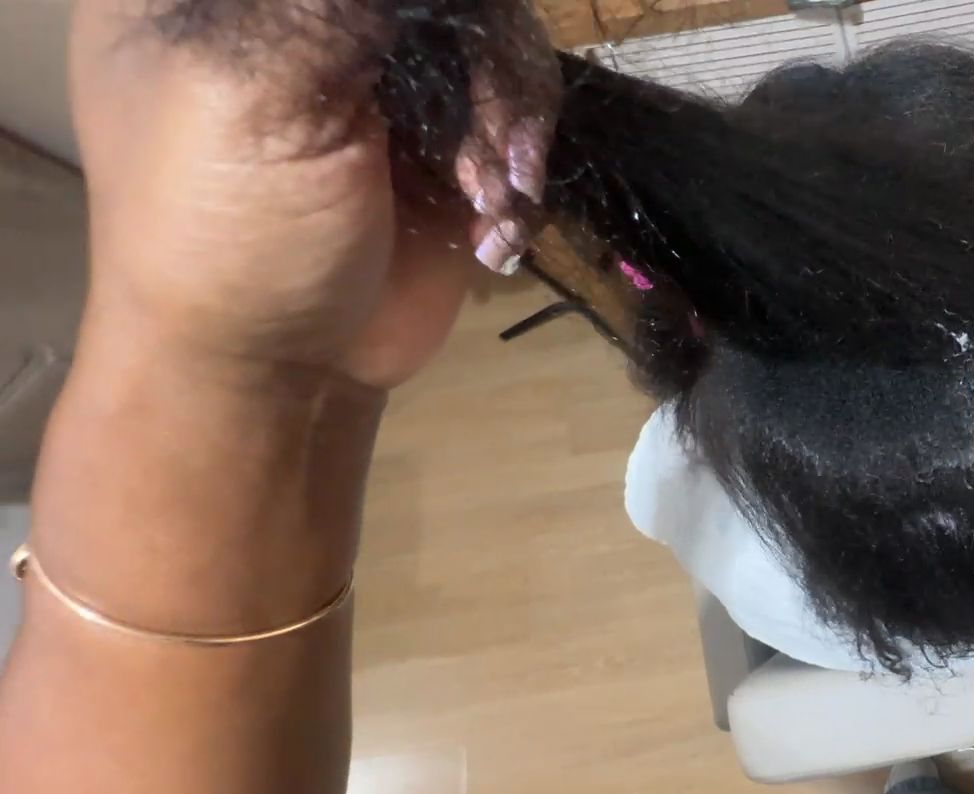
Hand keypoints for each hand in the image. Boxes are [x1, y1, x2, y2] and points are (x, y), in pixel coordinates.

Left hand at [68, 0, 556, 389]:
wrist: (290, 365)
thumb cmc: (237, 232)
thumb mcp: (262, 94)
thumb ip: (337, 12)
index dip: (455, 13)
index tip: (474, 71)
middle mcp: (333, 30)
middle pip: (465, 15)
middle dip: (499, 85)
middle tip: (498, 162)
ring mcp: (399, 100)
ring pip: (507, 75)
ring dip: (517, 146)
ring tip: (492, 207)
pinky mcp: (452, 165)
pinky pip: (522, 147)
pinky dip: (523, 193)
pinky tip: (494, 233)